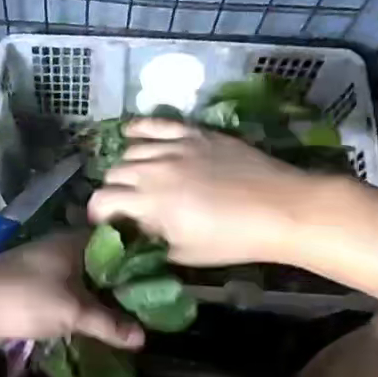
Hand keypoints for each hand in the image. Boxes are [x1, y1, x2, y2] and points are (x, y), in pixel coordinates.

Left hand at [0, 233, 143, 347]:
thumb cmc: (23, 299)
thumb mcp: (72, 313)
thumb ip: (109, 323)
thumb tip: (144, 338)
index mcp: (75, 240)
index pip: (120, 241)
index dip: (141, 259)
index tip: (162, 279)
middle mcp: (63, 244)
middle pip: (104, 260)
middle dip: (123, 281)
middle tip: (149, 304)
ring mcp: (46, 260)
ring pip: (86, 274)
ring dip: (103, 292)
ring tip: (128, 313)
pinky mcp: (35, 279)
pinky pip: (70, 285)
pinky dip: (84, 297)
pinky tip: (96, 316)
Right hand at [87, 119, 316, 265]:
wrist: (280, 208)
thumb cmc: (232, 239)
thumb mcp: (184, 253)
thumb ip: (151, 242)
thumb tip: (135, 234)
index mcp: (149, 202)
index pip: (102, 200)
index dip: (97, 214)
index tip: (106, 223)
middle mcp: (154, 169)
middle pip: (113, 174)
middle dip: (113, 191)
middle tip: (127, 205)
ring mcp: (174, 147)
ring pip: (131, 150)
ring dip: (126, 166)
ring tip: (137, 178)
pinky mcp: (194, 134)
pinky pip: (156, 123)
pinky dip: (139, 128)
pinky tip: (131, 133)